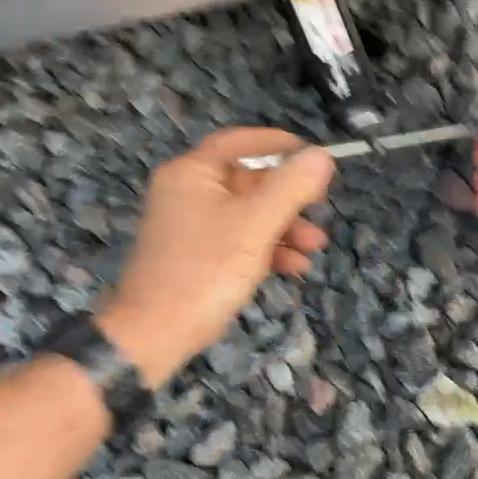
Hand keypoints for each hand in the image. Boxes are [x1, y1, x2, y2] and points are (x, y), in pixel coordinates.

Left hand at [97, 130, 335, 384]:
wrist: (154, 336)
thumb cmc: (205, 271)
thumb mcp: (255, 225)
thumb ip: (291, 187)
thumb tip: (323, 155)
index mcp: (192, 173)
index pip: (239, 142)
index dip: (278, 144)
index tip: (314, 154)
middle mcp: (186, 192)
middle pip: (248, 180)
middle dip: (289, 197)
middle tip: (321, 206)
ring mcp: (189, 225)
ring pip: (247, 213)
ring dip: (284, 226)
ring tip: (315, 246)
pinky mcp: (195, 255)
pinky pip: (237, 239)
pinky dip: (266, 248)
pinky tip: (294, 267)